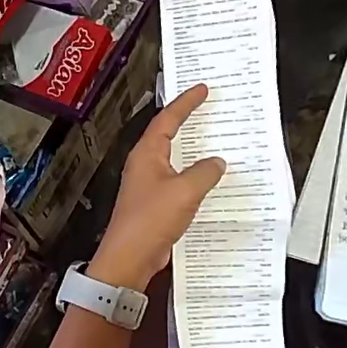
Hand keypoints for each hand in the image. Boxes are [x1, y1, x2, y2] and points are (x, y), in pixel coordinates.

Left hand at [87, 85, 225, 289]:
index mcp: (147, 154)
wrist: (130, 257)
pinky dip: (192, 178)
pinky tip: (206, 183)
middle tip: (205, 108)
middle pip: (166, 136)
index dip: (185, 103)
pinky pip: (176, 183)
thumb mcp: (185, 191)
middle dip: (186, 122)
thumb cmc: (149, 221)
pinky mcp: (153, 204)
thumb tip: (216, 163)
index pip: (167, 119)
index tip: (201, 90)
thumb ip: (205, 173)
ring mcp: (147, 186)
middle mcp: (144, 166)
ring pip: (173, 160)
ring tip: (211, 142)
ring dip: (191, 152)